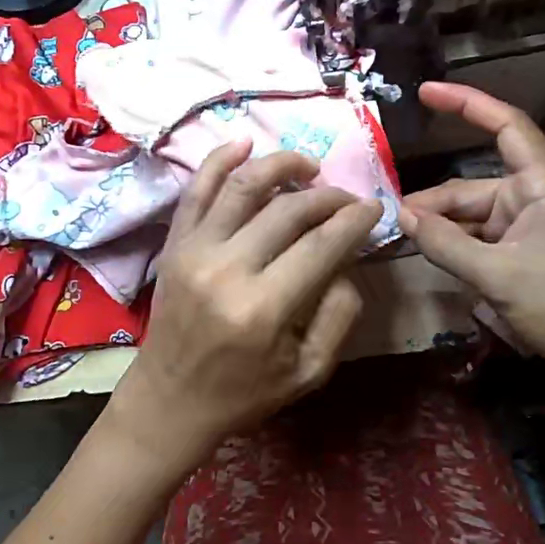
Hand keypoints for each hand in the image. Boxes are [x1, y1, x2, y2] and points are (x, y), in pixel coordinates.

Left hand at [101, 140, 381, 479]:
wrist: (170, 401)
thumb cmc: (244, 393)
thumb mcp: (308, 372)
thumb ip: (338, 315)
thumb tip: (347, 260)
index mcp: (263, 308)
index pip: (321, 244)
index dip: (354, 220)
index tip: (374, 207)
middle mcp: (226, 270)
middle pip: (288, 210)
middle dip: (327, 196)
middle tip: (348, 197)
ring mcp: (193, 252)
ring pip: (242, 187)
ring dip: (281, 165)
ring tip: (309, 166)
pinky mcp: (173, 246)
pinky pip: (196, 192)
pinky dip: (218, 161)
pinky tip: (244, 142)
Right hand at [399, 83, 544, 433]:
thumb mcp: (496, 275)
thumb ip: (445, 244)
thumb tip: (402, 216)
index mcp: (544, 185)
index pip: (506, 127)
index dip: (466, 104)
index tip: (425, 92)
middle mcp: (535, 197)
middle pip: (472, 186)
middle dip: (432, 203)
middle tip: (391, 222)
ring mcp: (530, 225)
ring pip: (471, 216)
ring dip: (440, 228)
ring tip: (404, 241)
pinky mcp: (524, 251)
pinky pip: (480, 238)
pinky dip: (455, 245)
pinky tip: (429, 254)